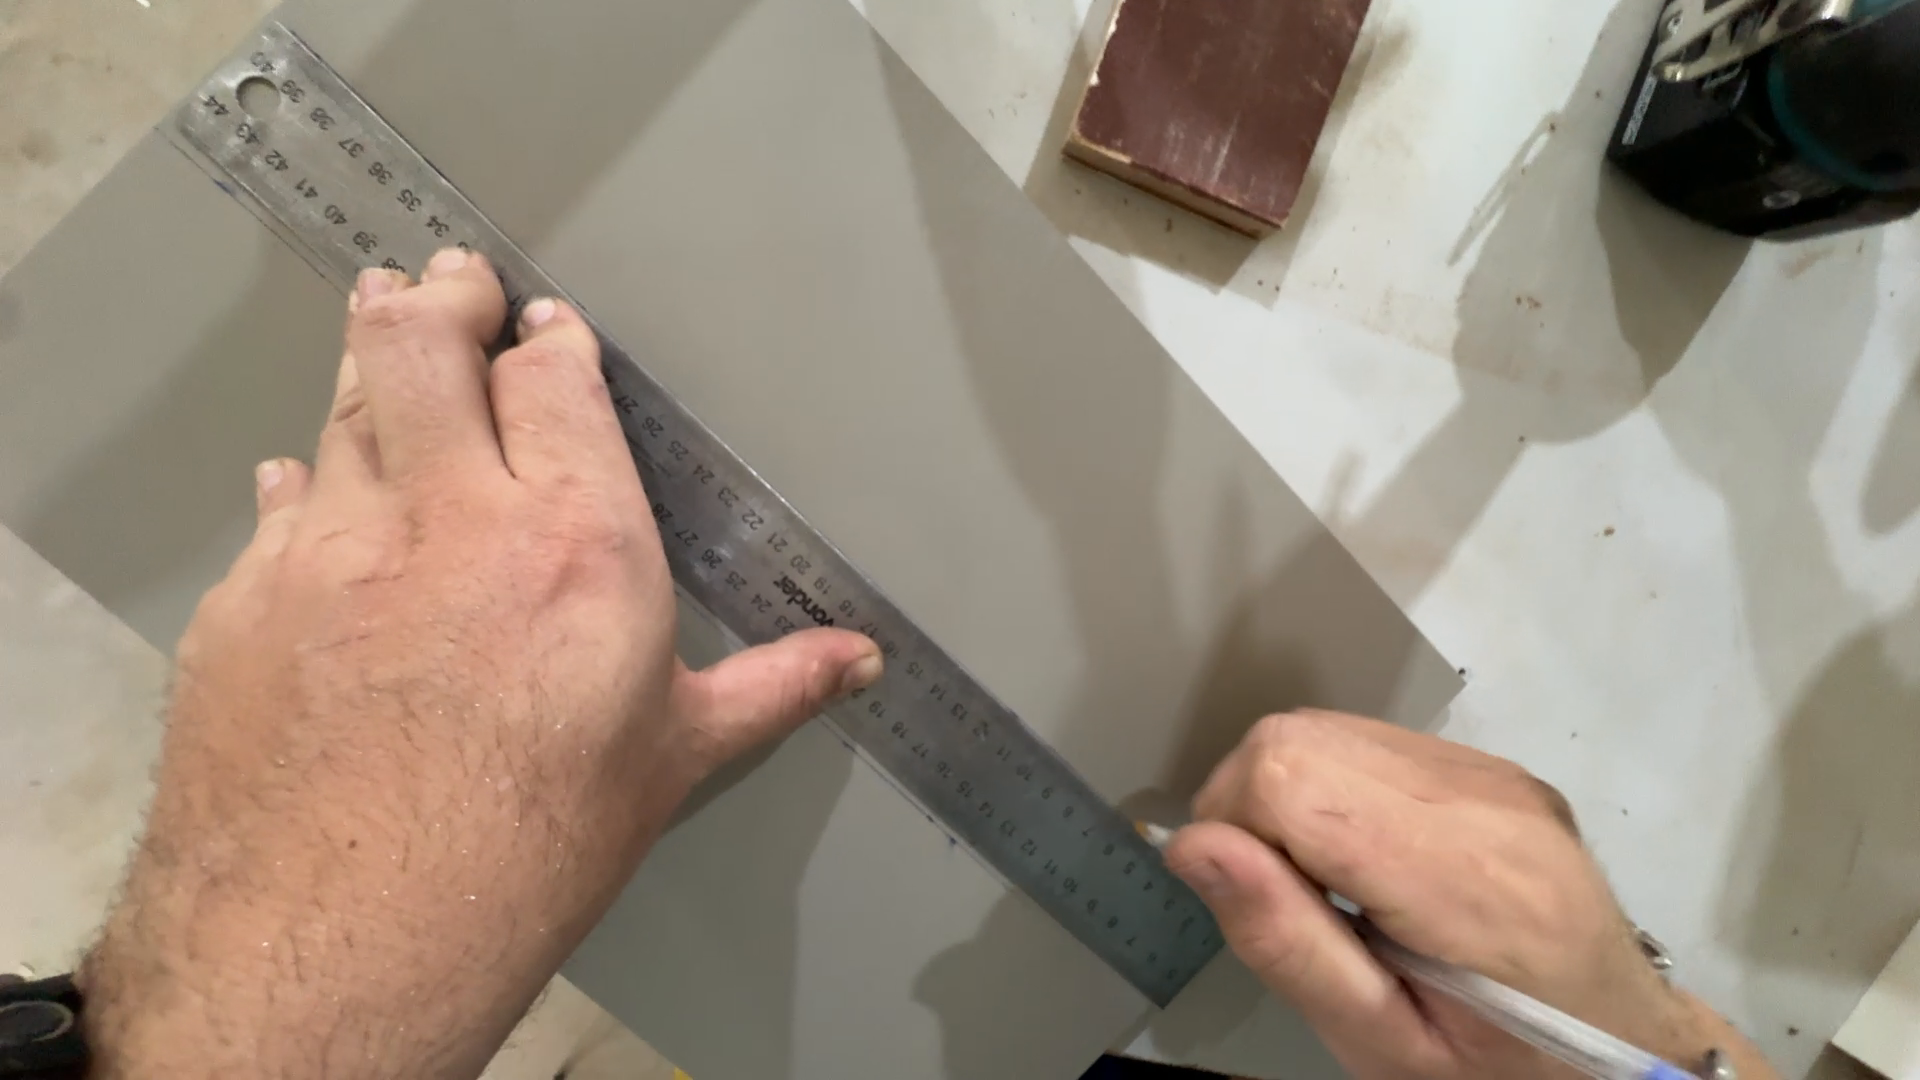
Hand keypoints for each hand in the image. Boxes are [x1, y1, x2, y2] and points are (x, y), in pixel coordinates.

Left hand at [81, 250, 882, 1077]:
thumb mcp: (685, 750)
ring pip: (348, 404)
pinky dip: (312, 470)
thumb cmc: (550, 835)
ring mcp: (339, 552)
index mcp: (583, 546)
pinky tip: (317, 473)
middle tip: (454, 275)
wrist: (353, 943)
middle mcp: (460, 521)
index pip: (556, 390)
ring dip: (371, 351)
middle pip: (428, 353)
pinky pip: (284, 499)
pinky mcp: (249, 603)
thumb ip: (781, 683)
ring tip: (386, 311)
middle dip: (444, 300)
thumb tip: (867, 660)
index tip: (552, 327)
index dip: (550, 344)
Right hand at [1165, 710, 1772, 1079]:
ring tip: (1317, 872)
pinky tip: (1349, 844)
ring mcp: (1484, 766)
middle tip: (1280, 889)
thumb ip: (1285, 944)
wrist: (1628, 1051)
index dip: (1234, 825)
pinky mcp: (1476, 758)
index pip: (1289, 779)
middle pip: (1292, 740)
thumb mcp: (1383, 1046)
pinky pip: (1348, 736)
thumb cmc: (1497, 1071)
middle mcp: (1481, 796)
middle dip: (1246, 806)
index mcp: (1469, 880)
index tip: (1250, 894)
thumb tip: (1192, 844)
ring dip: (1278, 791)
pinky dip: (1316, 781)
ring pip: (1312, 728)